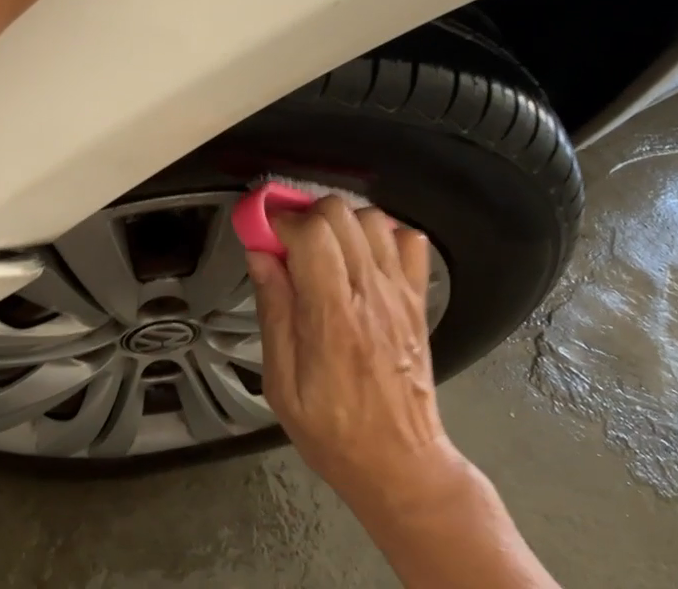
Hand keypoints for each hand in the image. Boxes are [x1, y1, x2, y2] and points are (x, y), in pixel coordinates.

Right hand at [247, 197, 467, 510]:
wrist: (400, 463)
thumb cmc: (332, 431)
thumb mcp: (280, 383)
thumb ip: (273, 311)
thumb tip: (259, 255)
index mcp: (331, 318)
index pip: (311, 232)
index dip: (279, 220)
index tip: (262, 232)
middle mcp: (370, 296)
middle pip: (340, 213)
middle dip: (305, 214)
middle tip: (287, 241)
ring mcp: (400, 295)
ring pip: (372, 218)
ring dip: (340, 222)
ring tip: (322, 249)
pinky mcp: (418, 300)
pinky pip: (408, 240)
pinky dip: (382, 236)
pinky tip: (361, 257)